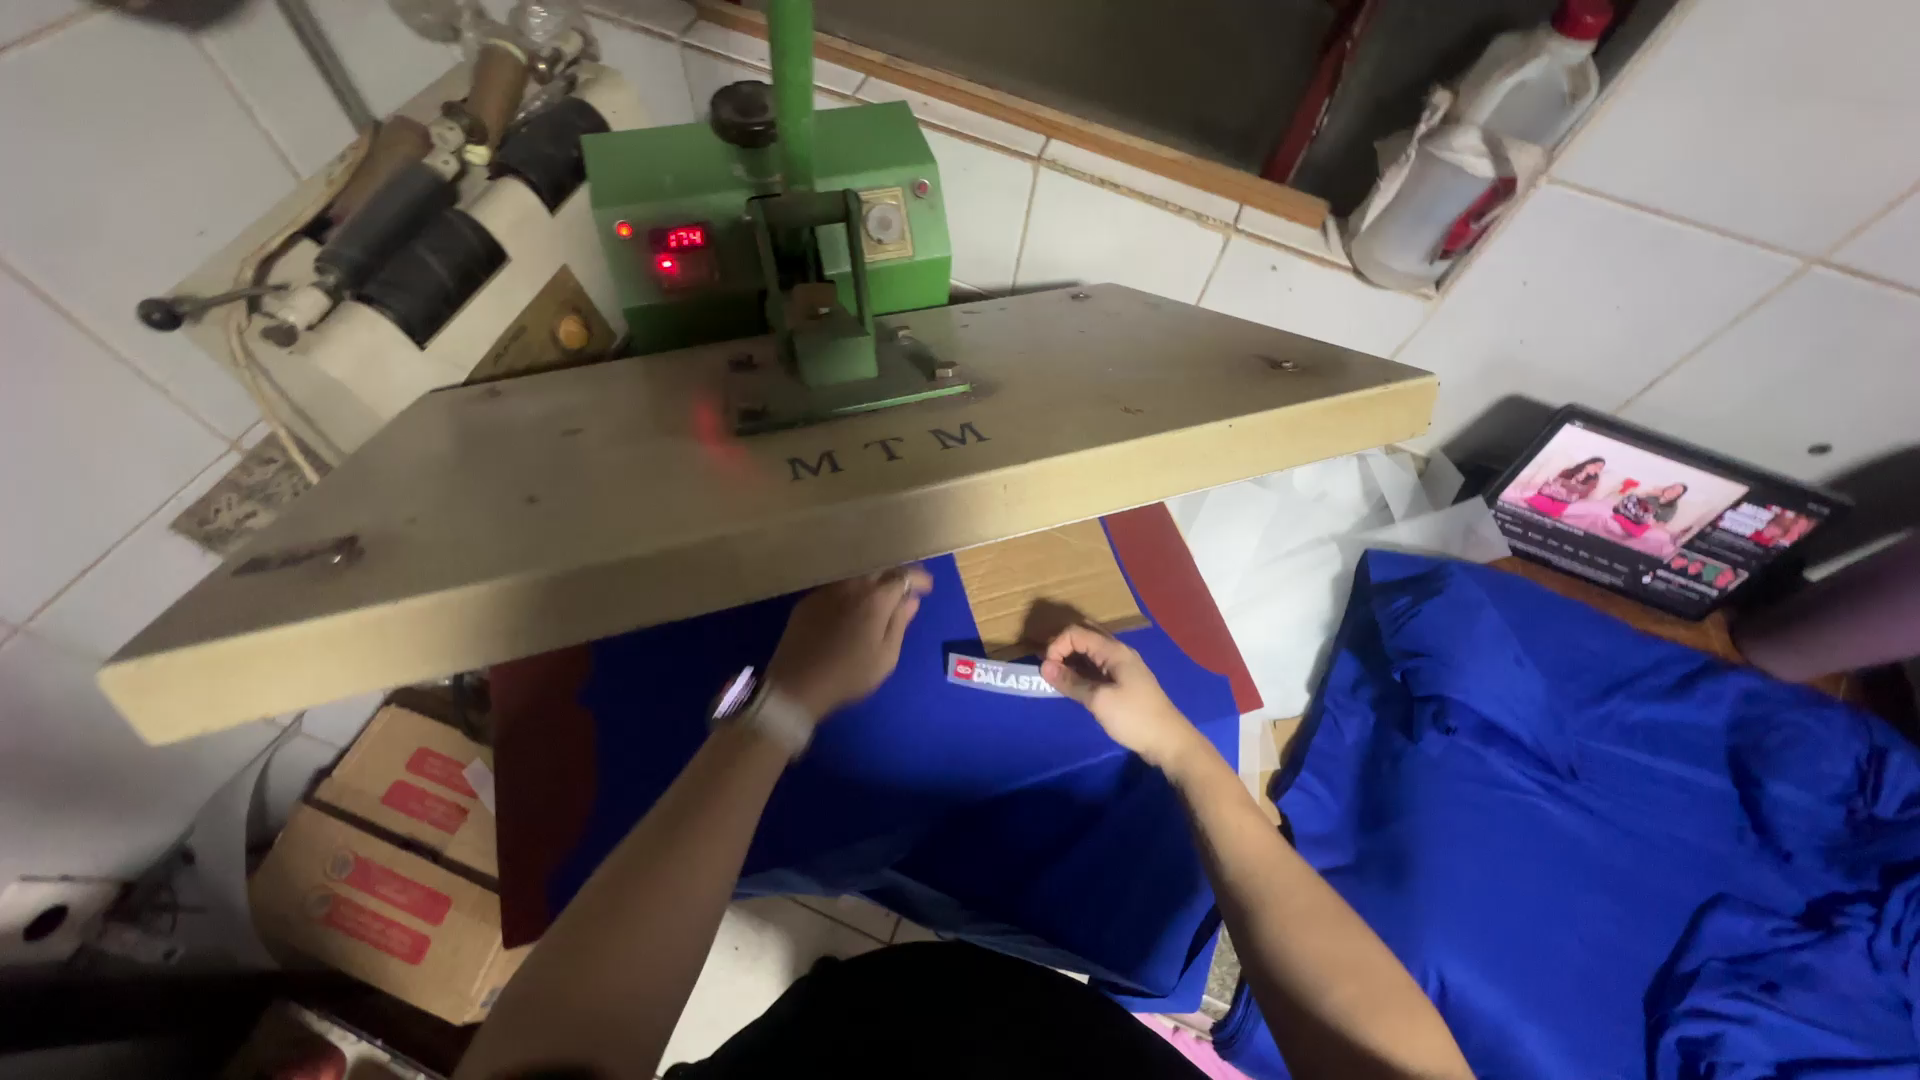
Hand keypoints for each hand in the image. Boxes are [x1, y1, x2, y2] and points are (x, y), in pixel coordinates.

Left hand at [767, 567, 933, 718]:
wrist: (798, 684)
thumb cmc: (850, 675)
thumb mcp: (886, 656)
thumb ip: (900, 623)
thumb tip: (911, 600)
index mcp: (875, 599)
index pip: (903, 576)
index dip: (919, 579)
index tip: (927, 588)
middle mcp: (852, 586)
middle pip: (879, 570)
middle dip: (896, 576)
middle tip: (905, 590)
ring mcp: (827, 591)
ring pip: (856, 576)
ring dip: (872, 582)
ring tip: (879, 598)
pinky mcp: (809, 600)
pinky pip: (837, 587)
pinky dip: (851, 592)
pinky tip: (851, 608)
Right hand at [1041, 625, 1207, 770]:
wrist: (1168, 741)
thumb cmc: (1134, 717)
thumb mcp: (1099, 700)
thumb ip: (1071, 682)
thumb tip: (1044, 667)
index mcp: (1114, 651)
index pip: (1076, 632)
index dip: (1056, 645)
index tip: (1046, 668)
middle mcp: (1118, 652)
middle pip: (1084, 637)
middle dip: (1062, 648)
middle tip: (1048, 668)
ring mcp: (1122, 667)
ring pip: (1090, 652)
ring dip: (1071, 660)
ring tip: (1056, 678)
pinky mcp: (1123, 682)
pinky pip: (1096, 667)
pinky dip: (1081, 671)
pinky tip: (1073, 685)